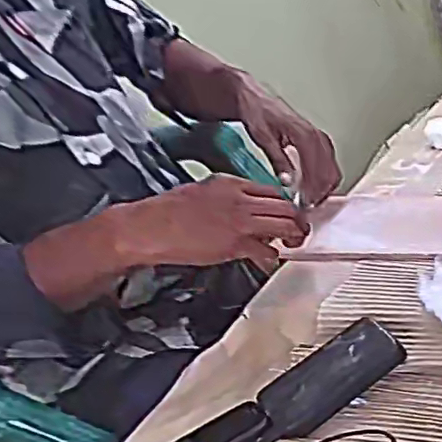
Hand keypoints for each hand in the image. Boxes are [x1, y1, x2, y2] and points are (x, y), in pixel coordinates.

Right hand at [98, 175, 306, 267]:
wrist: (142, 228)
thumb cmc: (166, 213)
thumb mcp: (202, 192)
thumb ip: (231, 199)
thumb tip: (253, 211)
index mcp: (229, 184)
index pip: (274, 191)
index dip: (285, 205)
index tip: (287, 215)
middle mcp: (238, 200)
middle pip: (287, 207)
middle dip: (298, 221)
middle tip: (296, 231)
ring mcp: (240, 221)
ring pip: (287, 225)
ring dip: (294, 237)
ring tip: (289, 243)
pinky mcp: (237, 243)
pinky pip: (269, 250)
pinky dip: (273, 256)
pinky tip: (267, 257)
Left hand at [234, 77, 340, 204]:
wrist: (255, 98)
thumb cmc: (257, 113)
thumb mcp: (263, 138)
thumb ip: (278, 160)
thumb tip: (288, 182)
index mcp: (305, 135)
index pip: (317, 170)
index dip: (312, 189)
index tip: (305, 203)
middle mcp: (318, 138)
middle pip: (329, 173)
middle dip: (320, 192)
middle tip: (309, 205)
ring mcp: (323, 140)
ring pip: (333, 171)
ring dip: (325, 187)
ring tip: (312, 198)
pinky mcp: (323, 143)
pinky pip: (331, 166)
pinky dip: (326, 179)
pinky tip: (316, 186)